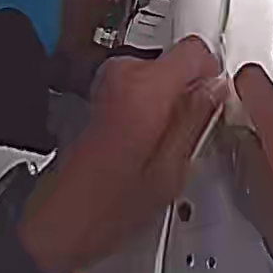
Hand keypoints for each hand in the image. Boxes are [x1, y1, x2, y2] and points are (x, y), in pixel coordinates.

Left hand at [18, 36, 224, 272]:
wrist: (57, 222)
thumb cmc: (104, 207)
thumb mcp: (170, 172)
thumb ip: (197, 120)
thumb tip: (216, 90)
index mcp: (146, 89)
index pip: (195, 50)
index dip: (212, 71)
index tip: (216, 94)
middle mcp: (124, 74)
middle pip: (177, 60)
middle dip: (190, 89)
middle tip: (191, 129)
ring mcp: (108, 79)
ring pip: (160, 71)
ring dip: (168, 97)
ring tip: (162, 142)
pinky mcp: (99, 89)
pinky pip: (140, 81)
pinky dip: (149, 101)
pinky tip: (144, 140)